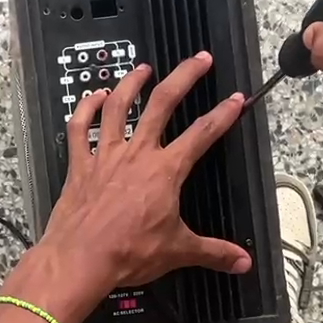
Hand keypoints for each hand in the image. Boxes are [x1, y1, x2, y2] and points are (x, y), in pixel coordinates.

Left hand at [7, 53, 250, 322]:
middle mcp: (136, 154)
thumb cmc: (128, 253)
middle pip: (163, 103)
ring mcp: (105, 156)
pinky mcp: (80, 165)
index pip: (202, 134)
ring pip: (118, 107)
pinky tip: (93, 96)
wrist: (81, 259)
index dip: (223, 114)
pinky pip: (80, 129)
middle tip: (199, 59)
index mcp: (165, 171)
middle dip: (184, 76)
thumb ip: (213, 252)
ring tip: (143, 68)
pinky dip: (85, 109)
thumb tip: (243, 262)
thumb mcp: (178, 252)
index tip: (236, 98)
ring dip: (132, 83)